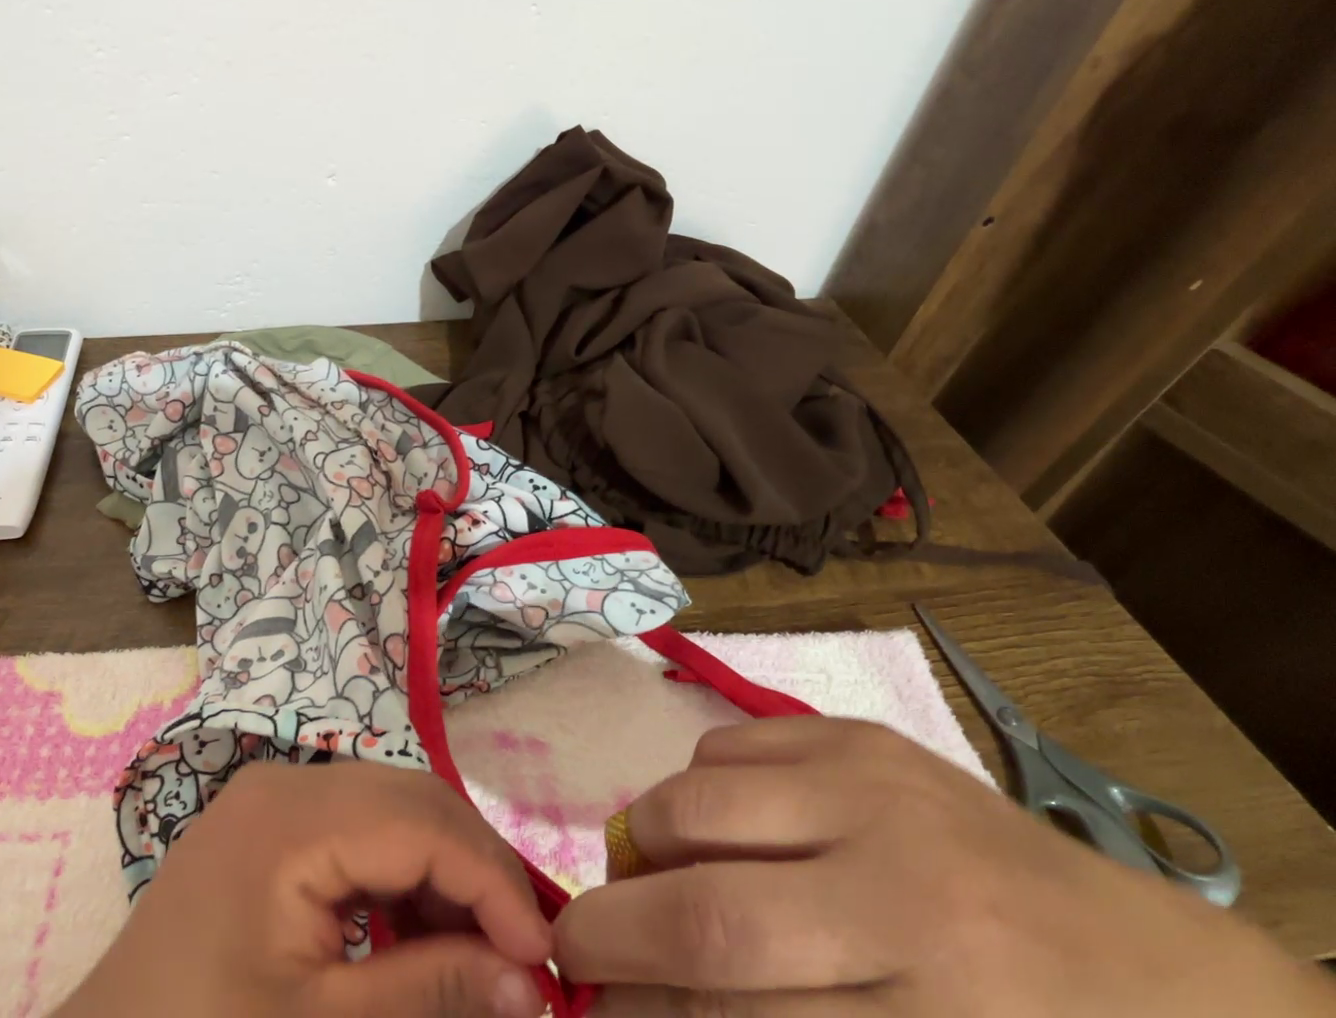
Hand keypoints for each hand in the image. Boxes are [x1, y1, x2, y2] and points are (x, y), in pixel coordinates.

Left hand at [56, 761, 551, 1017]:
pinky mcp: (268, 825)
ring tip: (474, 956)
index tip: (545, 960)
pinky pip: (357, 832)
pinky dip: (399, 880)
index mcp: (292, 818)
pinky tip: (417, 939)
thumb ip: (434, 991)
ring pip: (392, 813)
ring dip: (443, 877)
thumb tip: (533, 985)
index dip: (496, 886)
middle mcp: (286, 783)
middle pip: (414, 803)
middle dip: (477, 873)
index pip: (425, 824)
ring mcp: (272, 798)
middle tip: (521, 955)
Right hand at [555, 718, 1335, 1016]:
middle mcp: (900, 888)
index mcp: (927, 1012)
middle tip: (580, 947)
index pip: (729, 1010)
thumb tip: (632, 1003)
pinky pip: (724, 745)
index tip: (590, 1006)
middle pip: (703, 911)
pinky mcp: (862, 735)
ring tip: (661, 879)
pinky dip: (694, 791)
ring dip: (645, 849)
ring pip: (691, 803)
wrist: (1145, 973)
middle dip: (607, 932)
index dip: (636, 1010)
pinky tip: (730, 832)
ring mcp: (879, 790)